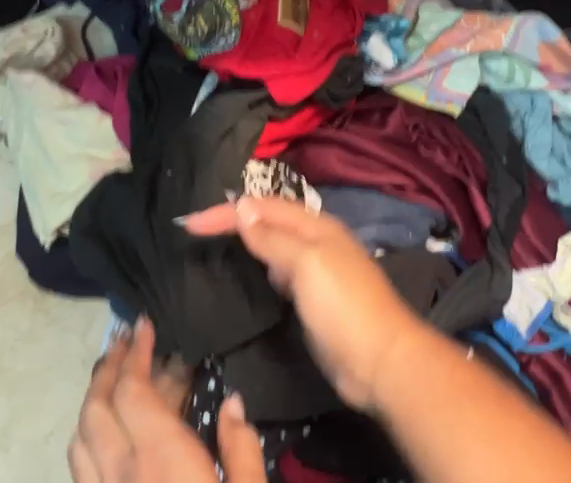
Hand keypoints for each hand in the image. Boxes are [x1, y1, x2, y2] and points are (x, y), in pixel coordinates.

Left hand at [69, 318, 267, 482]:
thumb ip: (242, 448)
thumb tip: (233, 401)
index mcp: (161, 458)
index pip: (132, 391)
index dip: (135, 353)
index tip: (145, 324)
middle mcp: (122, 473)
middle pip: (96, 408)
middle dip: (109, 367)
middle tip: (124, 339)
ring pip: (80, 439)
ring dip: (93, 401)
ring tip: (112, 377)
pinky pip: (80, 470)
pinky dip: (87, 438)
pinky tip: (107, 433)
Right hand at [183, 196, 426, 411]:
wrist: (380, 361)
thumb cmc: (344, 307)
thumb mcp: (306, 265)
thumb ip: (273, 238)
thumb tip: (243, 208)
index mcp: (317, 227)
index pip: (264, 207)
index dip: (227, 212)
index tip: (190, 223)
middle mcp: (316, 243)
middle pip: (270, 222)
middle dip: (236, 220)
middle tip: (198, 229)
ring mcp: (316, 273)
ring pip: (274, 247)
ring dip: (248, 242)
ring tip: (216, 246)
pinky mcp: (313, 301)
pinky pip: (279, 274)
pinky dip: (260, 269)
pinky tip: (248, 278)